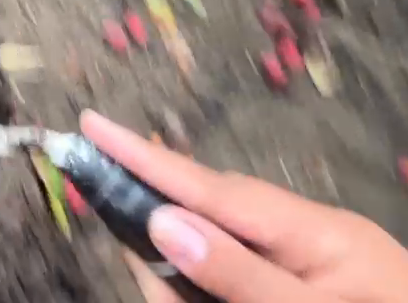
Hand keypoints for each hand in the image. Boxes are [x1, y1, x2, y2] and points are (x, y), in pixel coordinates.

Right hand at [82, 112, 407, 302]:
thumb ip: (240, 274)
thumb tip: (157, 218)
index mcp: (321, 232)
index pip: (210, 185)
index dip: (142, 155)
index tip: (87, 122)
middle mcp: (312, 237)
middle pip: (209, 213)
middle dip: (161, 232)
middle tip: (145, 277)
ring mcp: (317, 263)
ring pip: (218, 244)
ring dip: (185, 273)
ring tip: (172, 297)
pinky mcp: (313, 284)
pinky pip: (243, 268)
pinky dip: (210, 288)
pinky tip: (192, 296)